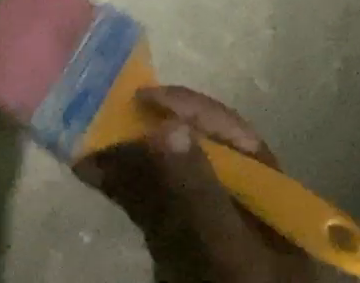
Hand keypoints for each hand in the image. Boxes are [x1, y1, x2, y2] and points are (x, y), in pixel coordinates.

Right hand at [77, 87, 314, 282]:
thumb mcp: (229, 260)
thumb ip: (199, 194)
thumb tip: (165, 124)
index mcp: (277, 203)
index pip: (236, 140)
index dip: (191, 111)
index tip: (142, 99)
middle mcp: (243, 207)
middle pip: (193, 151)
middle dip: (145, 130)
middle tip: (100, 114)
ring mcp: (209, 228)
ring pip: (163, 173)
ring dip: (123, 154)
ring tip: (82, 141)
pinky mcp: (177, 246)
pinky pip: (146, 202)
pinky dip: (118, 183)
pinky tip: (87, 170)